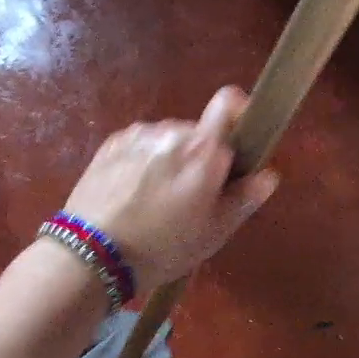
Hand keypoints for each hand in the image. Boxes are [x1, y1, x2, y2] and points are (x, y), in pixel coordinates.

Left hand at [61, 87, 279, 289]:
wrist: (91, 255)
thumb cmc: (163, 248)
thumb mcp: (213, 234)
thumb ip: (244, 199)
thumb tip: (267, 175)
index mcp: (204, 150)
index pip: (228, 103)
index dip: (238, 114)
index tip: (236, 144)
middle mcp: (173, 132)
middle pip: (199, 133)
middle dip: (200, 158)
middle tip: (190, 198)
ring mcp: (139, 136)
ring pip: (167, 140)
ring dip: (169, 160)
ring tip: (155, 201)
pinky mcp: (111, 144)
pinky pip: (140, 146)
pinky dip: (142, 163)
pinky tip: (131, 195)